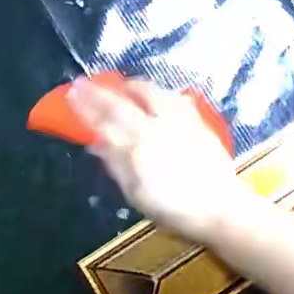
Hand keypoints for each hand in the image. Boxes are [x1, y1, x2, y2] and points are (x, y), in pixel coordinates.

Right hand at [68, 77, 254, 241]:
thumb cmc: (175, 209)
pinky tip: (157, 96)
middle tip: (86, 83)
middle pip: (123, 102)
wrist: (222, 207)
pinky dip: (158, 92)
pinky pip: (173, 98)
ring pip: (151, 91)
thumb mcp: (136, 194)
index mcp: (137, 146)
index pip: (104, 120)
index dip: (86, 106)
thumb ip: (116, 165)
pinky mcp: (197, 121)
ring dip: (132, 86)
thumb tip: (96, 142)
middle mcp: (156, 126)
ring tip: (123, 86)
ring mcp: (179, 120)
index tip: (72, 93)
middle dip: (101, 91)